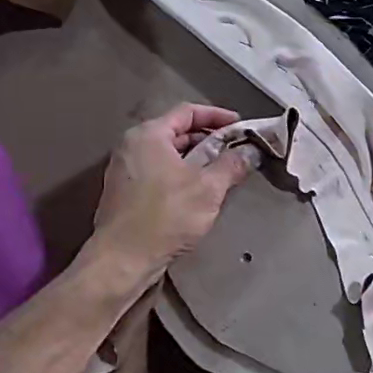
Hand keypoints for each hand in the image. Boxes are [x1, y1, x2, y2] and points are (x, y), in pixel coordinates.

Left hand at [83, 104, 259, 284]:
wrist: (122, 261)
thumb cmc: (165, 217)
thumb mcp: (209, 187)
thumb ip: (233, 164)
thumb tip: (251, 151)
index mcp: (148, 136)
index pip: (188, 111)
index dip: (218, 116)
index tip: (241, 126)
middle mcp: (132, 147)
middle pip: (178, 131)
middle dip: (210, 139)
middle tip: (237, 150)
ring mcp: (125, 170)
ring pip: (169, 154)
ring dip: (198, 159)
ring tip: (225, 171)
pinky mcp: (125, 193)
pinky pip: (159, 172)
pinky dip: (183, 174)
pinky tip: (201, 191)